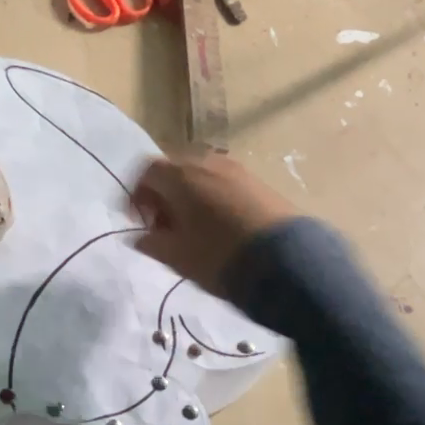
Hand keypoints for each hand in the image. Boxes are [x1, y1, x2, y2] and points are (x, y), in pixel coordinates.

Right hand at [128, 150, 296, 296]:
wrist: (287, 261)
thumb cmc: (218, 256)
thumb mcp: (176, 256)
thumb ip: (151, 242)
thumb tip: (142, 236)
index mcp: (180, 176)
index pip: (146, 172)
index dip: (137, 196)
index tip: (141, 223)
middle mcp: (206, 163)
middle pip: (173, 170)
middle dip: (163, 195)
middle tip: (165, 226)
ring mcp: (236, 170)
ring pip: (200, 176)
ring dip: (188, 196)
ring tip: (193, 228)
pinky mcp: (258, 182)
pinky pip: (223, 183)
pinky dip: (212, 198)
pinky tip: (218, 225)